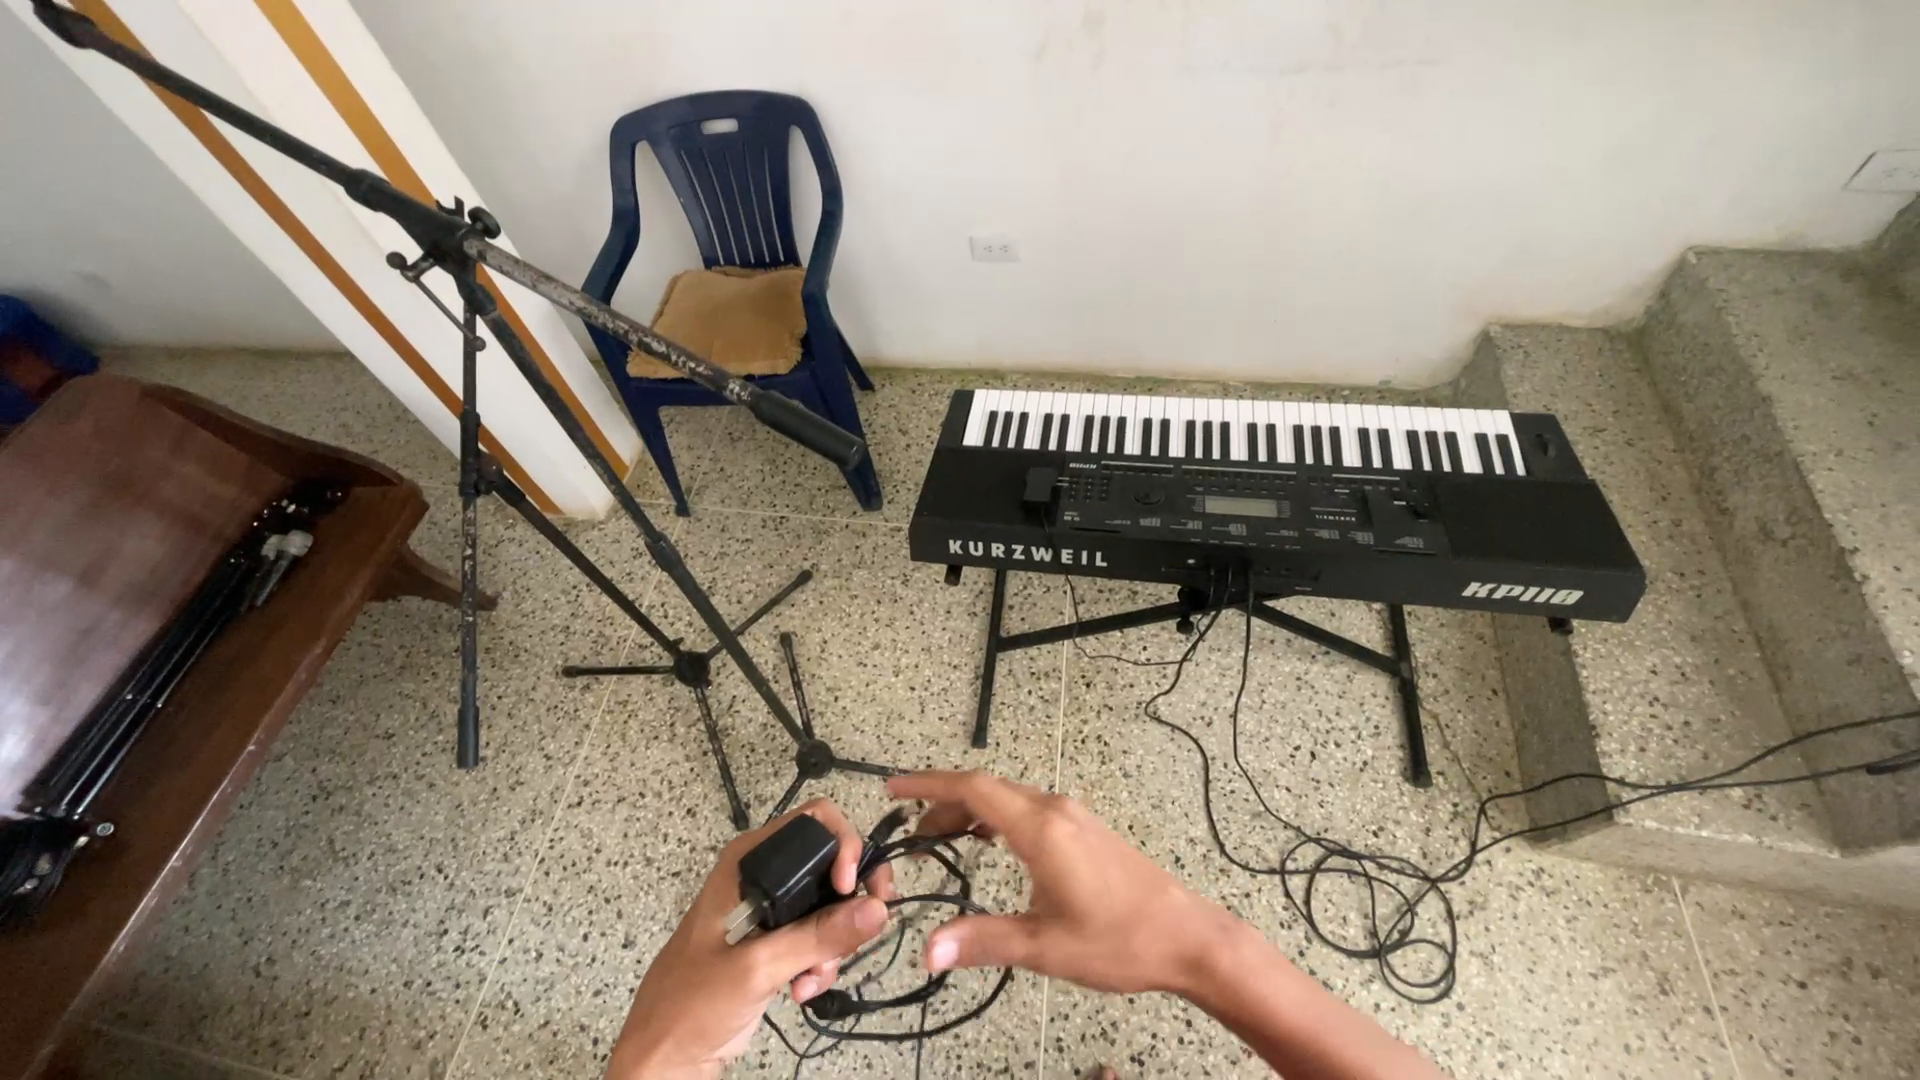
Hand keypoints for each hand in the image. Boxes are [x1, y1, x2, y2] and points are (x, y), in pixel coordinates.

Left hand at [605, 800, 893, 1079]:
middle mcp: (764, 872)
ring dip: (835, 940)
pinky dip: (822, 960)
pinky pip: (820, 933)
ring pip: (831, 901)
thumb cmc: (694, 1001)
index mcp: (750, 859)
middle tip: (865, 927)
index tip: (851, 888)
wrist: (665, 1056)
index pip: (816, 820)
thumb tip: (878, 909)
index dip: (844, 844)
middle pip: (831, 860)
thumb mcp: (758, 966)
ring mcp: (772, 906)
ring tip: (815, 977)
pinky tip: (804, 989)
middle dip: (849, 899)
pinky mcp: (777, 937)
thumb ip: (818, 936)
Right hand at [888, 771, 1237, 995]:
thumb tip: (927, 950)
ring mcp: (1073, 816)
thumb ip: (984, 942)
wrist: (1187, 936)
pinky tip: (991, 841)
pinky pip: (1027, 808)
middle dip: (943, 805)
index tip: (893, 789)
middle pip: (986, 790)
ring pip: (1007, 798)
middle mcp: (1055, 809)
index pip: (972, 788)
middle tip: (911, 836)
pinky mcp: (1084, 829)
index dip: (928, 784)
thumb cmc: (1118, 940)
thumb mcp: (1045, 947)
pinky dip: (996, 817)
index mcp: (1041, 828)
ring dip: (970, 812)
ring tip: (941, 839)